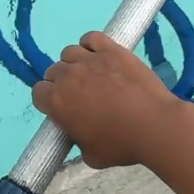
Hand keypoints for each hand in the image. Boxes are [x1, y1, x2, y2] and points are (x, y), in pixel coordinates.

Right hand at [31, 32, 193, 168]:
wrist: (155, 125)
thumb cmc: (121, 145)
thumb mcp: (91, 155)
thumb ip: (78, 140)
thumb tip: (80, 133)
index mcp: (57, 102)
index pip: (38, 93)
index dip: (49, 101)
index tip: (62, 109)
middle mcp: (68, 76)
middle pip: (53, 71)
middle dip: (62, 83)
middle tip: (80, 95)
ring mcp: (90, 60)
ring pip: (69, 52)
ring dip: (75, 63)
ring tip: (91, 75)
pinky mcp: (112, 50)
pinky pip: (91, 38)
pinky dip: (91, 44)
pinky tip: (100, 56)